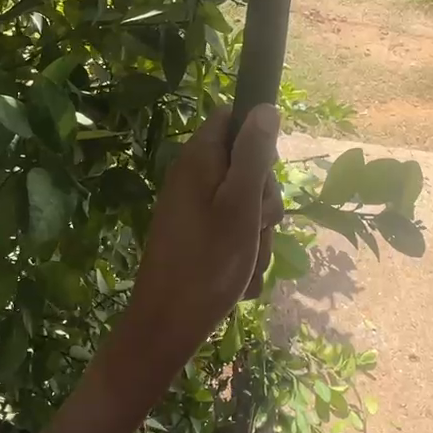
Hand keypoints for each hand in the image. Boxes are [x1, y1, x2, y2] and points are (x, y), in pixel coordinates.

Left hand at [123, 104, 283, 363]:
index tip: (265, 173)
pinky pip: (230, 228)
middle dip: (262, 197)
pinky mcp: (194, 232)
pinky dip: (242, 249)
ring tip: (247, 260)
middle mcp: (192, 175)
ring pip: (243, 201)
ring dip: (255, 231)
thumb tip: (265, 107)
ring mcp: (192, 205)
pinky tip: (239, 277)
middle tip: (257, 225)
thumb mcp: (241, 204)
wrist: (166, 326)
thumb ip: (254, 153)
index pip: (231, 118)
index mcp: (198, 158)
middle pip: (244, 163)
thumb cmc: (208, 262)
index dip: (256, 138)